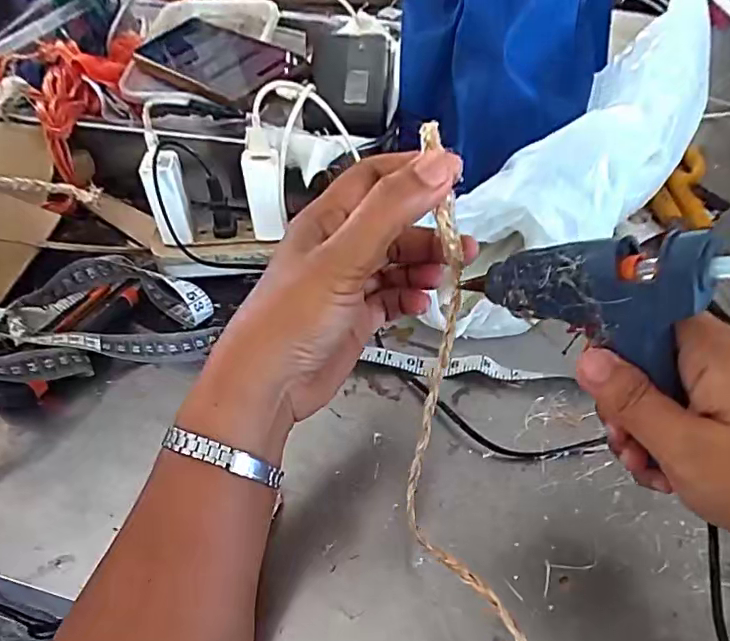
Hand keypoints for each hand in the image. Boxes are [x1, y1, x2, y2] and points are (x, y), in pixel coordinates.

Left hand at [181, 149, 475, 450]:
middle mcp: (337, 249)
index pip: (376, 179)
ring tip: (444, 276)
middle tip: (458, 244)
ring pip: (396, 263)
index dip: (415, 171)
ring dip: (424, 267)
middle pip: (394, 225)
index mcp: (327, 221)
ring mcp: (347, 285)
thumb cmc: (289, 321)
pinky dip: (411, 297)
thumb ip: (391, 210)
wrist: (271, 383)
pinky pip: (392, 298)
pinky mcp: (355, 318)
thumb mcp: (344, 256)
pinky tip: (420, 303)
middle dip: (428, 231)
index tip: (453, 173)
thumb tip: (435, 168)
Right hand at [574, 314, 729, 575]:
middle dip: (632, 407)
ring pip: (673, 393)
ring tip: (655, 471)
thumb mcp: (682, 448)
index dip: (619, 349)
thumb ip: (632, 401)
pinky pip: (698, 413)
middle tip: (630, 448)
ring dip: (651, 432)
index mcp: (721, 353)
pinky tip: (676, 474)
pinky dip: (678, 441)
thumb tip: (591, 360)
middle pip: (658, 361)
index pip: (655, 317)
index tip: (603, 392)